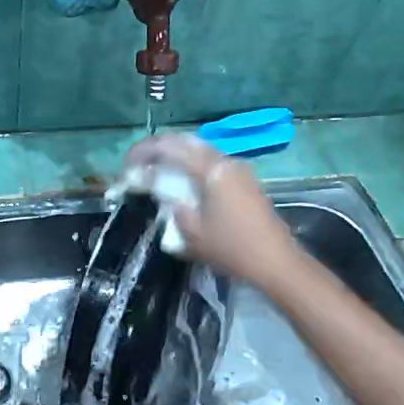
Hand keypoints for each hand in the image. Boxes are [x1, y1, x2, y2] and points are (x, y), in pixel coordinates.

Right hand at [123, 133, 305, 289]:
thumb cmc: (232, 248)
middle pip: (186, 142)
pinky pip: (212, 162)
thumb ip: (171, 204)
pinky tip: (183, 181)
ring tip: (157, 171)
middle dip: (159, 149)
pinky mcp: (246, 180)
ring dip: (177, 156)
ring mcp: (239, 168)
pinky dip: (193, 165)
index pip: (170, 147)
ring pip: (201, 150)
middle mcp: (226, 160)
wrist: (277, 262)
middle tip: (139, 164)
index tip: (126, 164)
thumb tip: (157, 188)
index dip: (144, 151)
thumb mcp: (192, 231)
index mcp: (211, 168)